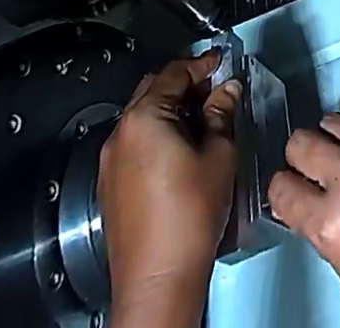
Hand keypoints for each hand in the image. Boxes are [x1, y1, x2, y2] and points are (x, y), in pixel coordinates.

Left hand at [99, 51, 242, 326]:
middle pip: (154, 90)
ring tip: (206, 118)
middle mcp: (120, 134)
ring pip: (144, 116)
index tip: (220, 61)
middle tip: (217, 88)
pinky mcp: (112, 184)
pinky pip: (136, 141)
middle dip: (186, 84)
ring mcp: (112, 160)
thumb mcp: (219, 154)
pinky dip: (160, 132)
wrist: (158, 277)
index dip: (202, 64)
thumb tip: (228, 89)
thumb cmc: (190, 215)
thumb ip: (222, 113)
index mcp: (144, 118)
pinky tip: (185, 147)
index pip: (175, 73)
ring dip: (173, 108)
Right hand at [268, 114, 339, 327]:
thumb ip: (323, 231)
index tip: (287, 190)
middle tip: (308, 164)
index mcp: (332, 222)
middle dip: (298, 156)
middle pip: (300, 143)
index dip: (282, 192)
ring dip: (331, 137)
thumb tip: (307, 206)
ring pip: (332, 121)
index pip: (282, 189)